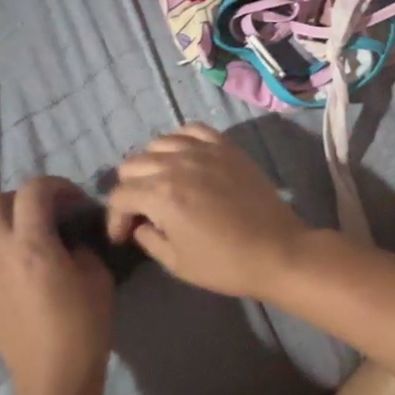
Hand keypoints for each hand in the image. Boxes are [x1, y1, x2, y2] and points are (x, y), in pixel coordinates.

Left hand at [0, 178, 115, 394]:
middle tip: (54, 213)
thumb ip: (80, 246)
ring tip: (38, 234)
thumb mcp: (97, 277)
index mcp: (31, 244)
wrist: (52, 377)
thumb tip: (69, 239)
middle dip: (26, 198)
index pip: (33, 191)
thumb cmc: (84, 326)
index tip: (78, 202)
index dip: (58, 186)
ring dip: (10, 219)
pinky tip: (29, 262)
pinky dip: (3, 242)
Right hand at [106, 125, 312, 299]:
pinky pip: (192, 130)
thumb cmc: (226, 264)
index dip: (116, 219)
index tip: (123, 236)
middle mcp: (177, 164)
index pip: (120, 196)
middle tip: (142, 211)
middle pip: (133, 165)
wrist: (278, 251)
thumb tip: (139, 225)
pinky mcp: (227, 147)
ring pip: (158, 143)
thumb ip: (148, 239)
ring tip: (161, 184)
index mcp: (161, 195)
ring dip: (151, 164)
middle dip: (130, 190)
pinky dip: (180, 140)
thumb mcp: (176, 263)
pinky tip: (183, 158)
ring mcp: (204, 151)